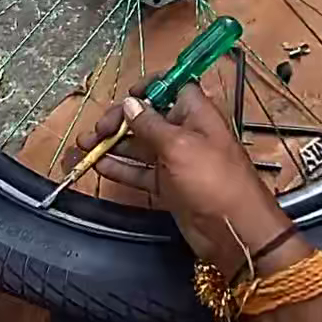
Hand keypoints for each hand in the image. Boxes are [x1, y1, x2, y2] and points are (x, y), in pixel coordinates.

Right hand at [75, 84, 297, 272]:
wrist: (236, 234)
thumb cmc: (212, 180)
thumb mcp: (178, 145)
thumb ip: (149, 123)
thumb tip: (129, 102)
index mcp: (196, 115)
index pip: (173, 88)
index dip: (150, 86)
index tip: (128, 94)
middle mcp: (185, 134)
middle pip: (147, 118)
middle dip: (119, 120)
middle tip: (96, 130)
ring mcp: (175, 161)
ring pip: (139, 145)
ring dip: (112, 144)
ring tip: (85, 146)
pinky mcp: (168, 186)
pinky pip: (139, 171)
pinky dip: (120, 168)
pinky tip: (99, 166)